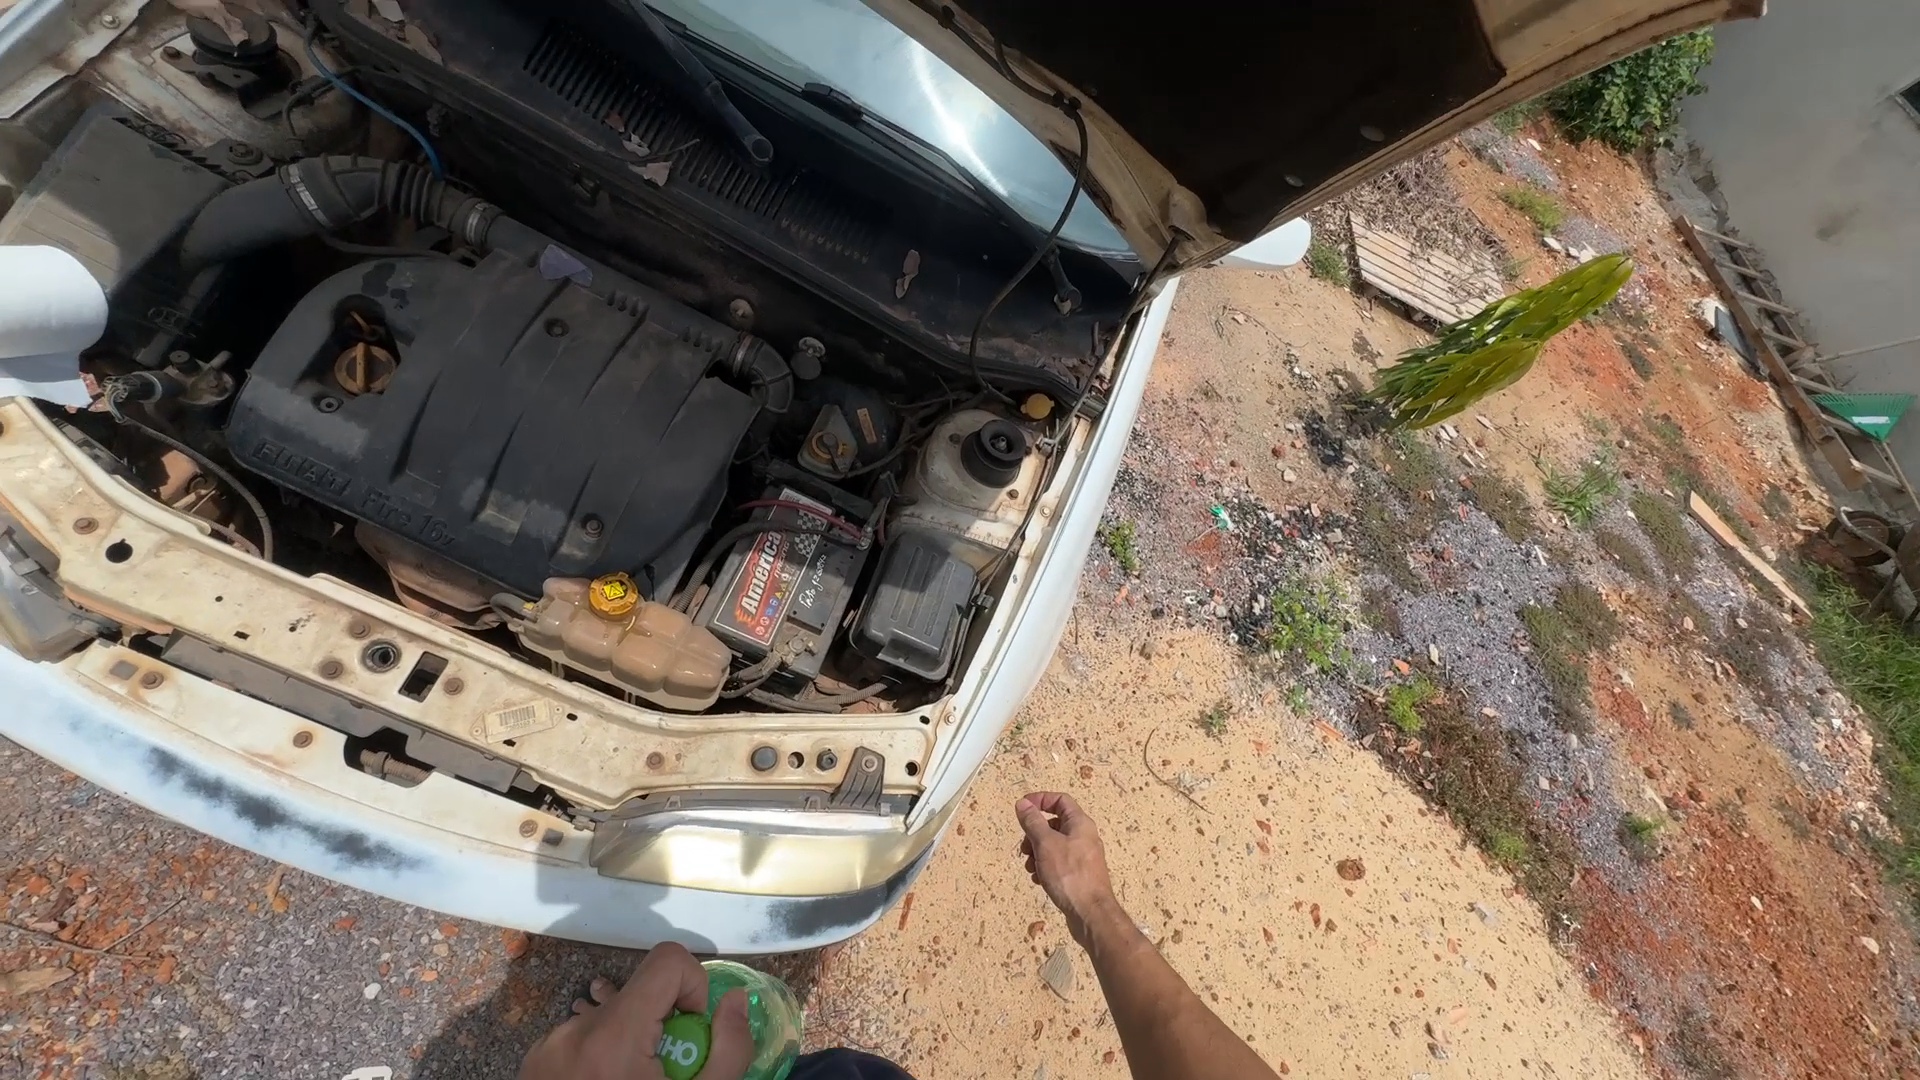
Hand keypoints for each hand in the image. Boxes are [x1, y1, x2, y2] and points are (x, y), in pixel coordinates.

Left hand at [519, 942, 753, 1079]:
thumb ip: (730, 1050)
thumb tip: (732, 999)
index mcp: (611, 1037)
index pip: (667, 960)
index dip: (694, 985)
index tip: (693, 1034)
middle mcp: (572, 1033)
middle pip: (642, 993)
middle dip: (667, 1027)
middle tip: (668, 1078)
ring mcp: (545, 1051)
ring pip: (613, 1018)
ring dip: (635, 1046)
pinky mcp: (532, 1067)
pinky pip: (584, 1040)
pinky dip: (605, 1060)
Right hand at [1016, 792, 1119, 947]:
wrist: (1090, 915)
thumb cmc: (1069, 874)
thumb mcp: (1045, 844)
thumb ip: (1032, 822)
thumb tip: (1022, 803)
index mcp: (1080, 823)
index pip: (1060, 800)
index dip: (1040, 800)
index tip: (1022, 808)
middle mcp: (1084, 836)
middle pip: (1054, 824)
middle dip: (1035, 834)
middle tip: (1024, 848)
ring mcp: (1083, 857)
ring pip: (1054, 845)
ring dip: (1037, 853)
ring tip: (1030, 867)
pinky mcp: (1079, 875)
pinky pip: (1059, 862)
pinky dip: (1046, 867)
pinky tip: (1039, 879)